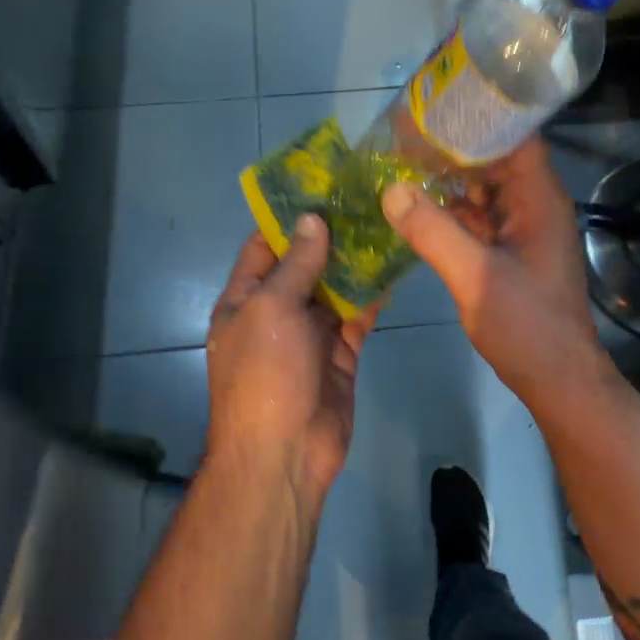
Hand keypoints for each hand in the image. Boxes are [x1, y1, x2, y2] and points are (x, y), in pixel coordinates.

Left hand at [206, 216, 375, 503]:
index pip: (264, 247)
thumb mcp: (271, 309)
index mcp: (244, 300)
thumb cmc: (265, 374)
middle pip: (304, 266)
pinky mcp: (340, 355)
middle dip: (331, 237)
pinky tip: (394, 268)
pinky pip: (357, 318)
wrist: (285, 453)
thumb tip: (311, 220)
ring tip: (386, 224)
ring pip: (334, 290)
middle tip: (367, 200)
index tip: (324, 187)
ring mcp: (309, 335)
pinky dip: (372, 297)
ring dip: (355, 263)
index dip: (290, 218)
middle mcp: (275, 313)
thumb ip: (295, 264)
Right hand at [381, 140, 605, 399]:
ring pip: (485, 190)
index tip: (437, 105)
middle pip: (497, 159)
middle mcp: (535, 206)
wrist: (560, 380)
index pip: (515, 136)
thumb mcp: (475, 277)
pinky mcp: (512, 254)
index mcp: (538, 200)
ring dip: (450, 178)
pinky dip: (453, 210)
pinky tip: (418, 207)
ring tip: (403, 162)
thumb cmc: (527, 326)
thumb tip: (391, 190)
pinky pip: (481, 219)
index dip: (480, 117)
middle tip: (406, 132)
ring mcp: (524, 231)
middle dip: (454, 146)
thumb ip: (433, 232)